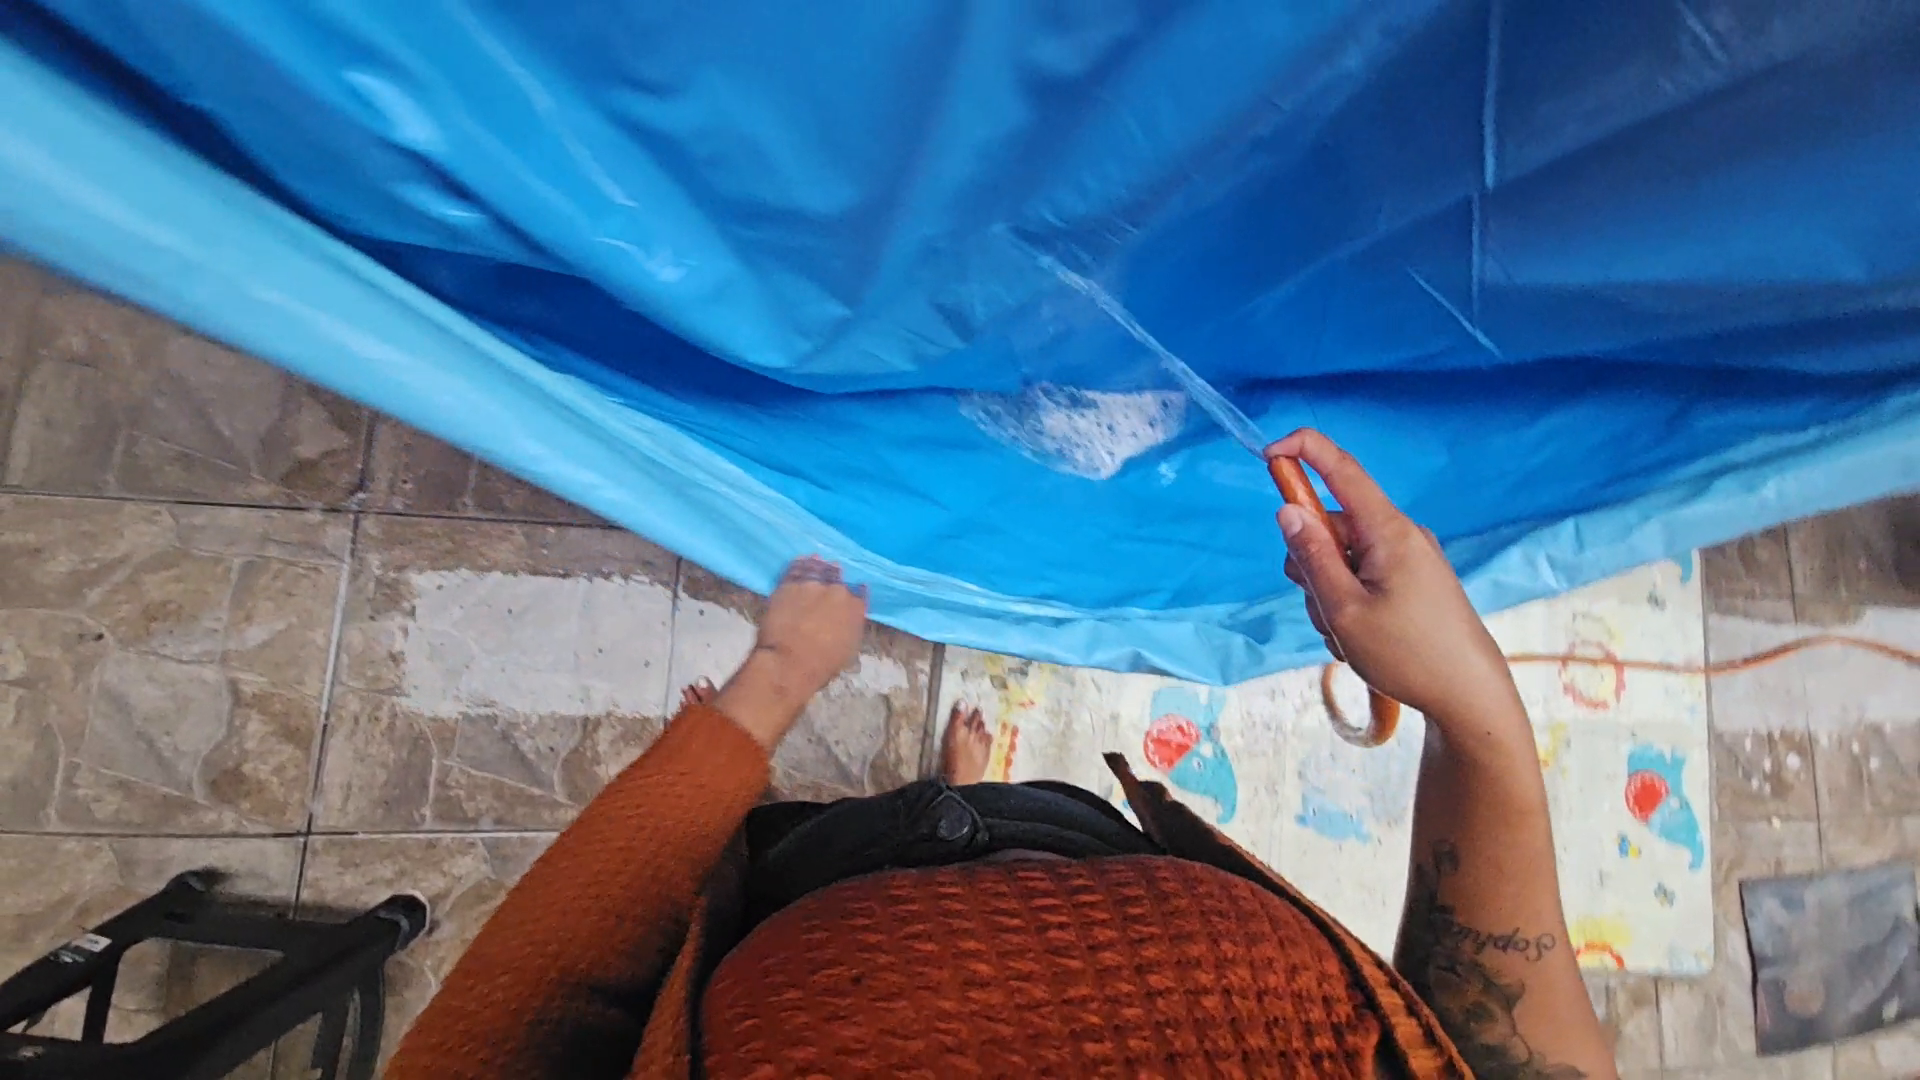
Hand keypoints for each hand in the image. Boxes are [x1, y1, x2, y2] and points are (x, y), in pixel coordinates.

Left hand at [712, 556, 868, 748]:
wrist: (789, 661)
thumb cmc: (821, 665)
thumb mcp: (847, 650)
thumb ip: (851, 629)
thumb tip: (849, 621)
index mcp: (855, 609)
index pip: (860, 593)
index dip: (856, 592)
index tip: (854, 591)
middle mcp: (838, 591)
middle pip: (839, 578)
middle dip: (837, 577)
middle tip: (835, 571)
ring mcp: (813, 585)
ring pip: (819, 569)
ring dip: (820, 566)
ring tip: (819, 560)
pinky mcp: (790, 584)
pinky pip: (797, 568)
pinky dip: (801, 563)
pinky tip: (803, 560)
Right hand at [1268, 430, 1522, 734]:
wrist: (1470, 697)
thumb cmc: (1407, 654)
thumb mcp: (1344, 609)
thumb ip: (1311, 557)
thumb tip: (1286, 512)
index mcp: (1388, 531)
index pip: (1341, 470)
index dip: (1303, 450)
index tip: (1268, 455)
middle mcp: (1398, 535)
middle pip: (1329, 526)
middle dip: (1308, 562)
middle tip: (1324, 607)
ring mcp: (1404, 558)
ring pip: (1338, 557)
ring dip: (1325, 591)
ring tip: (1346, 631)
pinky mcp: (1408, 579)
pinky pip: (1357, 575)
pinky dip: (1344, 600)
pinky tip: (1359, 635)